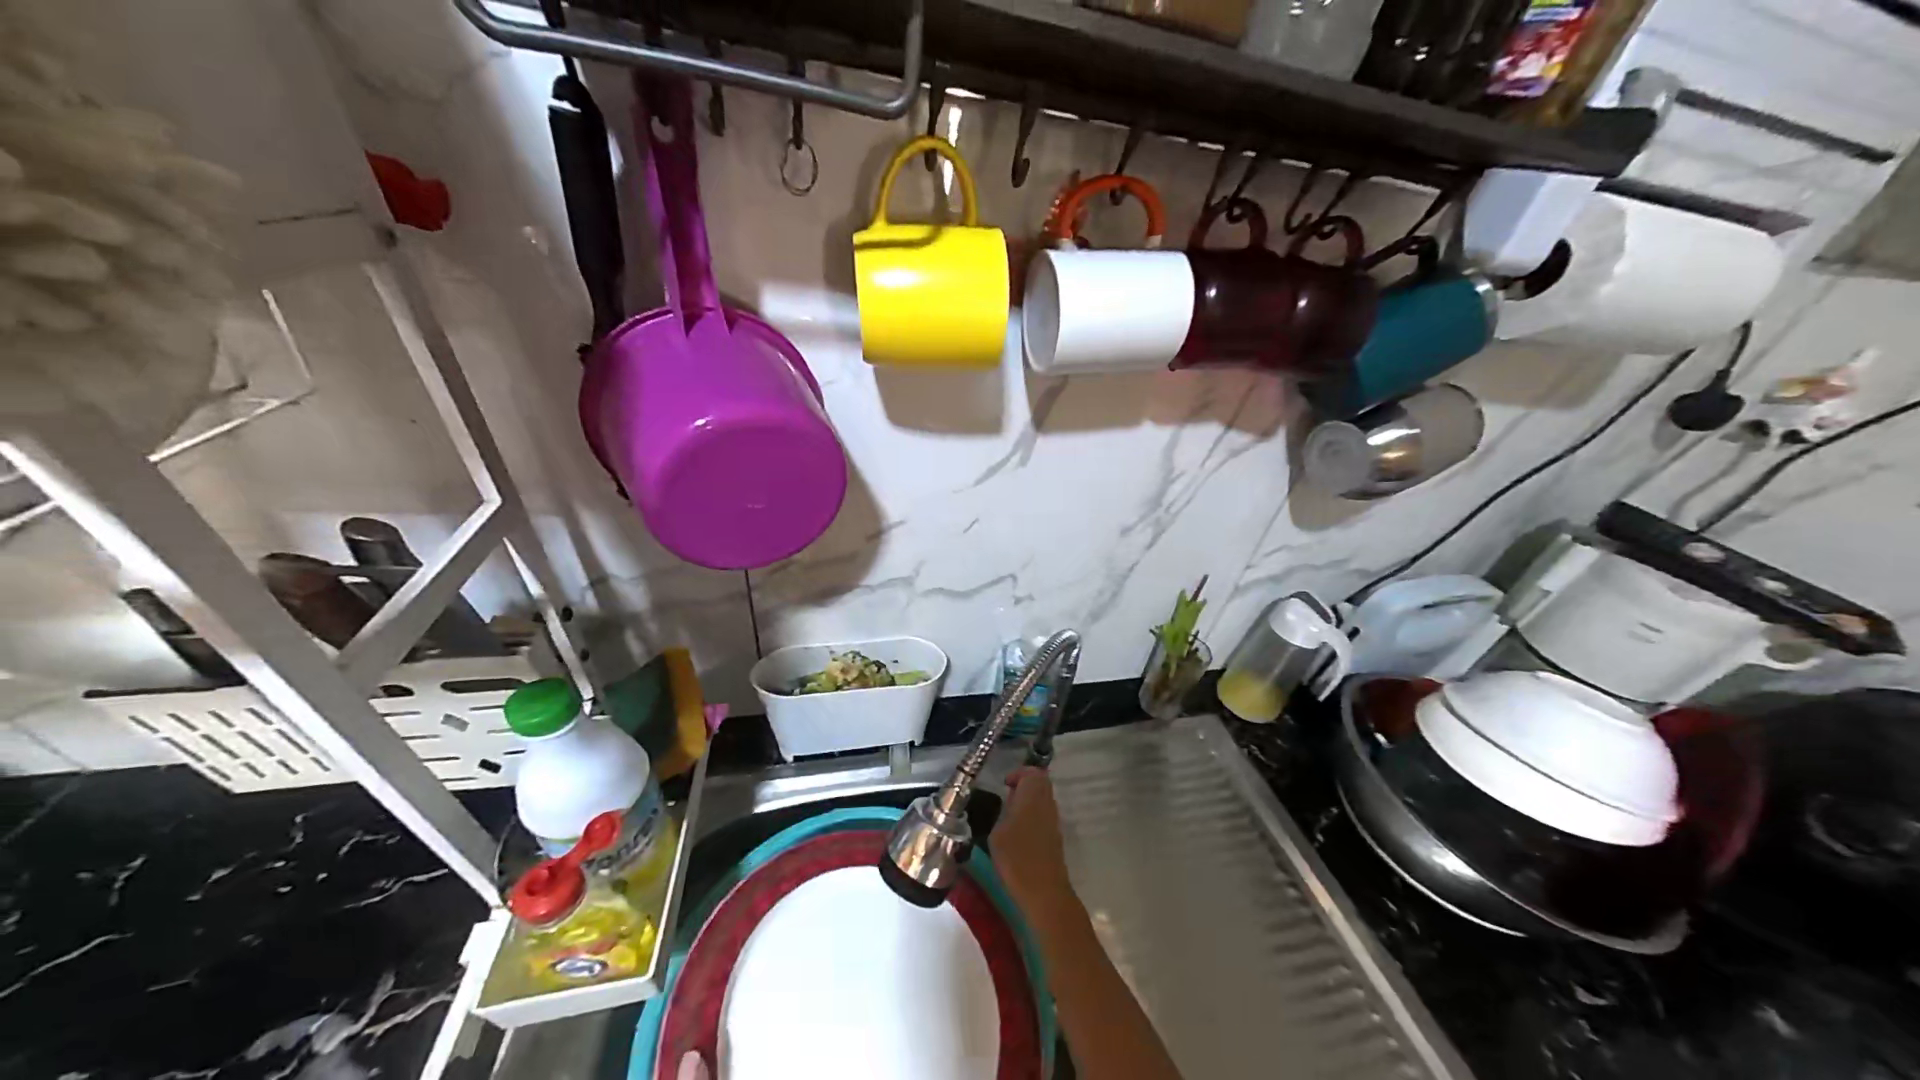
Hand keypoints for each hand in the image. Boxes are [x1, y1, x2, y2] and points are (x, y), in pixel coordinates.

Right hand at [992, 767, 1077, 927]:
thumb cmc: (1016, 859)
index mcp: (1033, 797)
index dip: (1019, 774)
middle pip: (1041, 784)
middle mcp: (1047, 805)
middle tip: (1006, 796)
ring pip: (1043, 800)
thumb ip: (1003, 813)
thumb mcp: (997, 833)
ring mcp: (1054, 822)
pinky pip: (1044, 816)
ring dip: (1028, 801)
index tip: (1004, 784)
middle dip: (1024, 785)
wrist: (1044, 892)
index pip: (1032, 773)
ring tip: (1008, 815)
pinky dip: (1032, 816)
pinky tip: (1018, 833)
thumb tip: (1008, 804)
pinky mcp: (1055, 838)